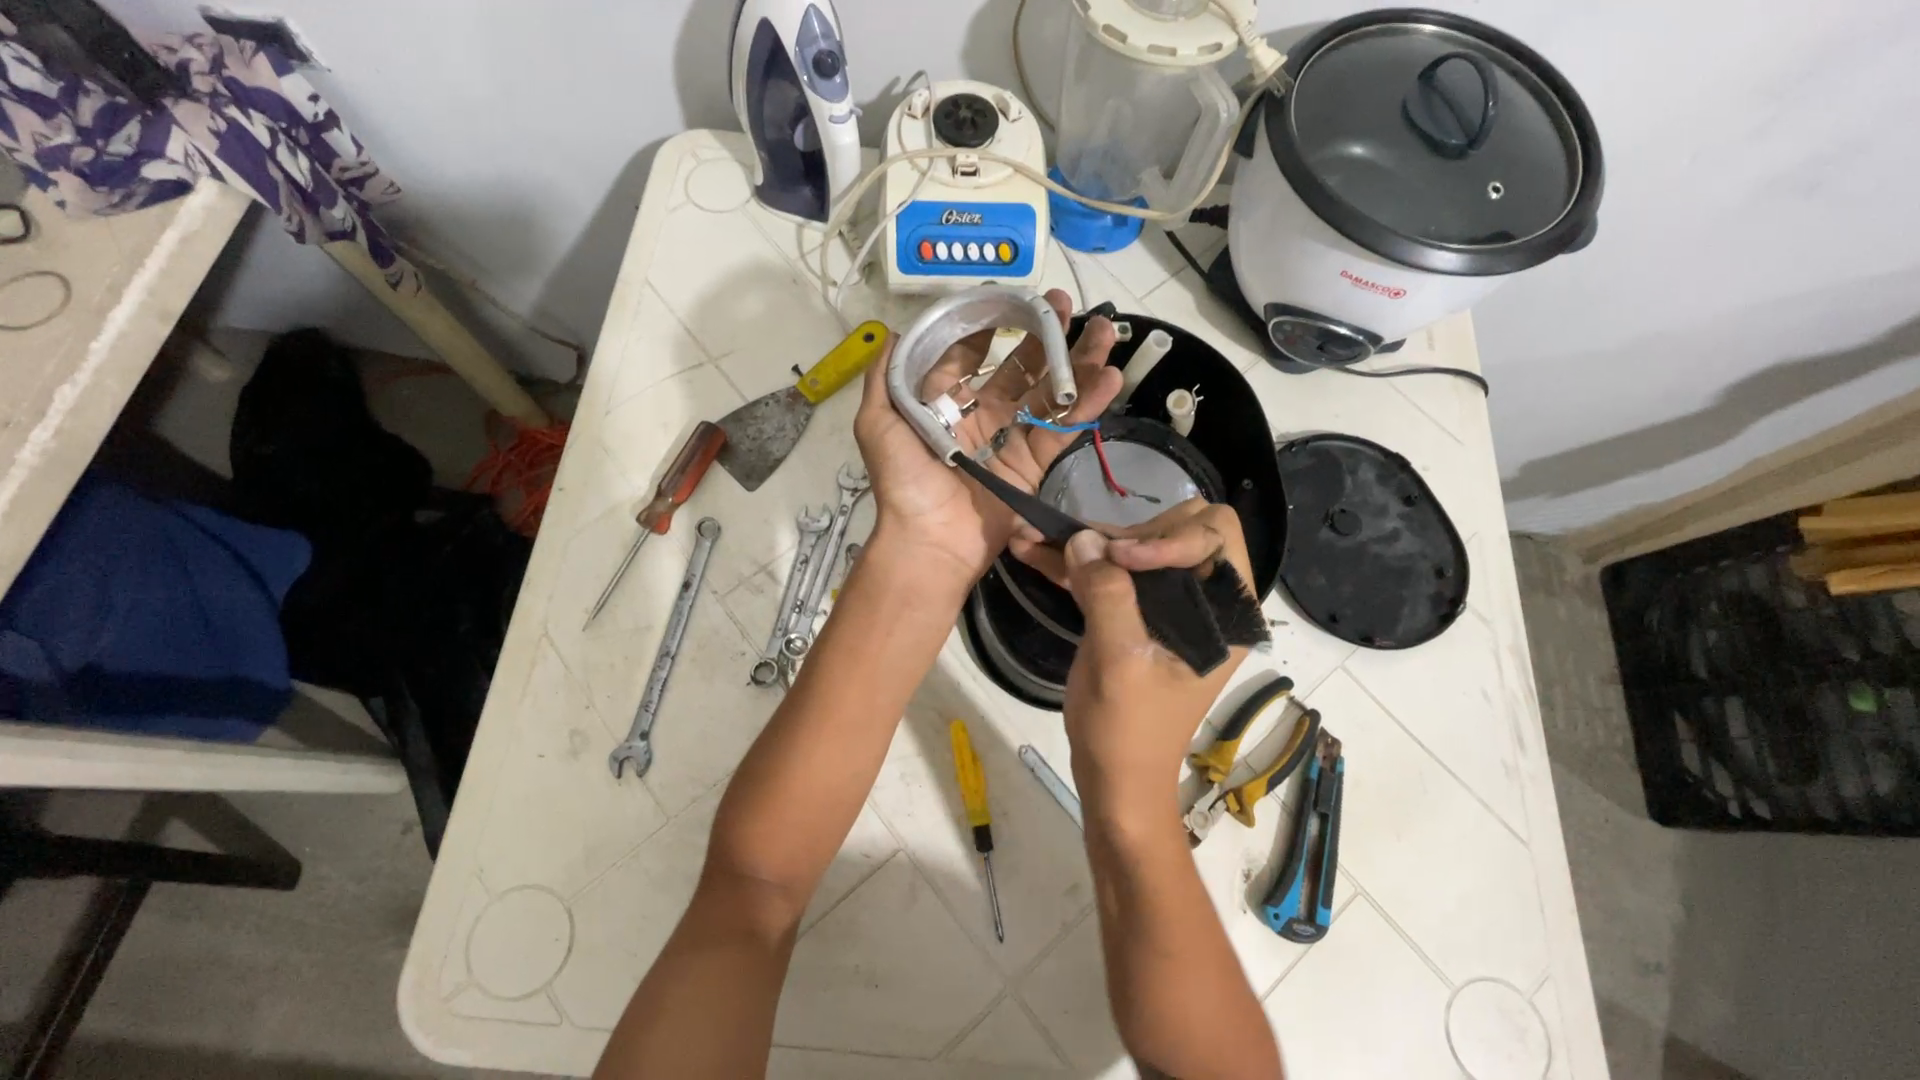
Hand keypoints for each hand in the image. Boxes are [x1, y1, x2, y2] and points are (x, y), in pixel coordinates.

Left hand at [853, 289, 1121, 584]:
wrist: (928, 541)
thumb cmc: (902, 480)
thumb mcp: (877, 422)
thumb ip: (883, 377)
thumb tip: (893, 332)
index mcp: (942, 405)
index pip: (968, 358)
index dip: (988, 329)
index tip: (1010, 301)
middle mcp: (978, 417)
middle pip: (1017, 369)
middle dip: (1043, 336)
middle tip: (1066, 305)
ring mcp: (1009, 440)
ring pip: (1047, 393)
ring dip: (1076, 362)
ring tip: (1103, 331)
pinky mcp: (1033, 465)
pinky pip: (1061, 428)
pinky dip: (1086, 404)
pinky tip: (1109, 376)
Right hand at [1018, 501, 1256, 801]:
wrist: (1114, 779)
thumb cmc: (1129, 730)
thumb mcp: (1120, 662)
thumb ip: (1108, 595)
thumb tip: (1083, 538)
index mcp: (1225, 611)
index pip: (1215, 534)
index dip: (1168, 535)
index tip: (1121, 558)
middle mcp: (1203, 600)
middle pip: (1175, 528)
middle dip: (1127, 535)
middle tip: (1087, 556)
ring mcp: (1166, 605)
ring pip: (1136, 545)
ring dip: (1089, 542)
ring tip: (1036, 537)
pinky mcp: (1134, 614)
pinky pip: (1110, 573)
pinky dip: (1075, 563)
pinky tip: (1033, 551)